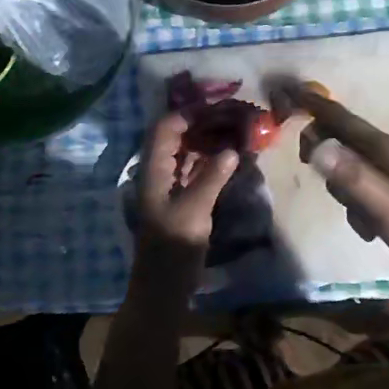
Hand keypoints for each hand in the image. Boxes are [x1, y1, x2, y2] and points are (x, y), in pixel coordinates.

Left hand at [137, 112, 239, 253]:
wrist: (163, 283)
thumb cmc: (174, 245)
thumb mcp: (195, 209)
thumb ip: (212, 177)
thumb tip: (232, 150)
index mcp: (153, 169)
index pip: (165, 128)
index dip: (188, 113)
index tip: (218, 105)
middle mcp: (157, 171)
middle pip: (175, 136)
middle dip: (200, 122)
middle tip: (232, 114)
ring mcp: (168, 185)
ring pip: (185, 152)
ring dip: (206, 139)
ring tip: (235, 128)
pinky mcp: (180, 198)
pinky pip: (192, 169)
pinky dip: (208, 159)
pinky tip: (230, 155)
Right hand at [282, 85, 388, 289]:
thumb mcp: (382, 203)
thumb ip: (350, 175)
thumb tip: (315, 145)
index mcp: (380, 148)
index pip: (338, 117)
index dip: (312, 102)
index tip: (284, 88)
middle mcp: (383, 152)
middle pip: (337, 135)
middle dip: (319, 146)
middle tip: (306, 163)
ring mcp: (387, 171)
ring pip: (344, 162)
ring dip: (339, 184)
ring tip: (354, 211)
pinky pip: (355, 186)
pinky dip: (353, 203)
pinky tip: (366, 226)